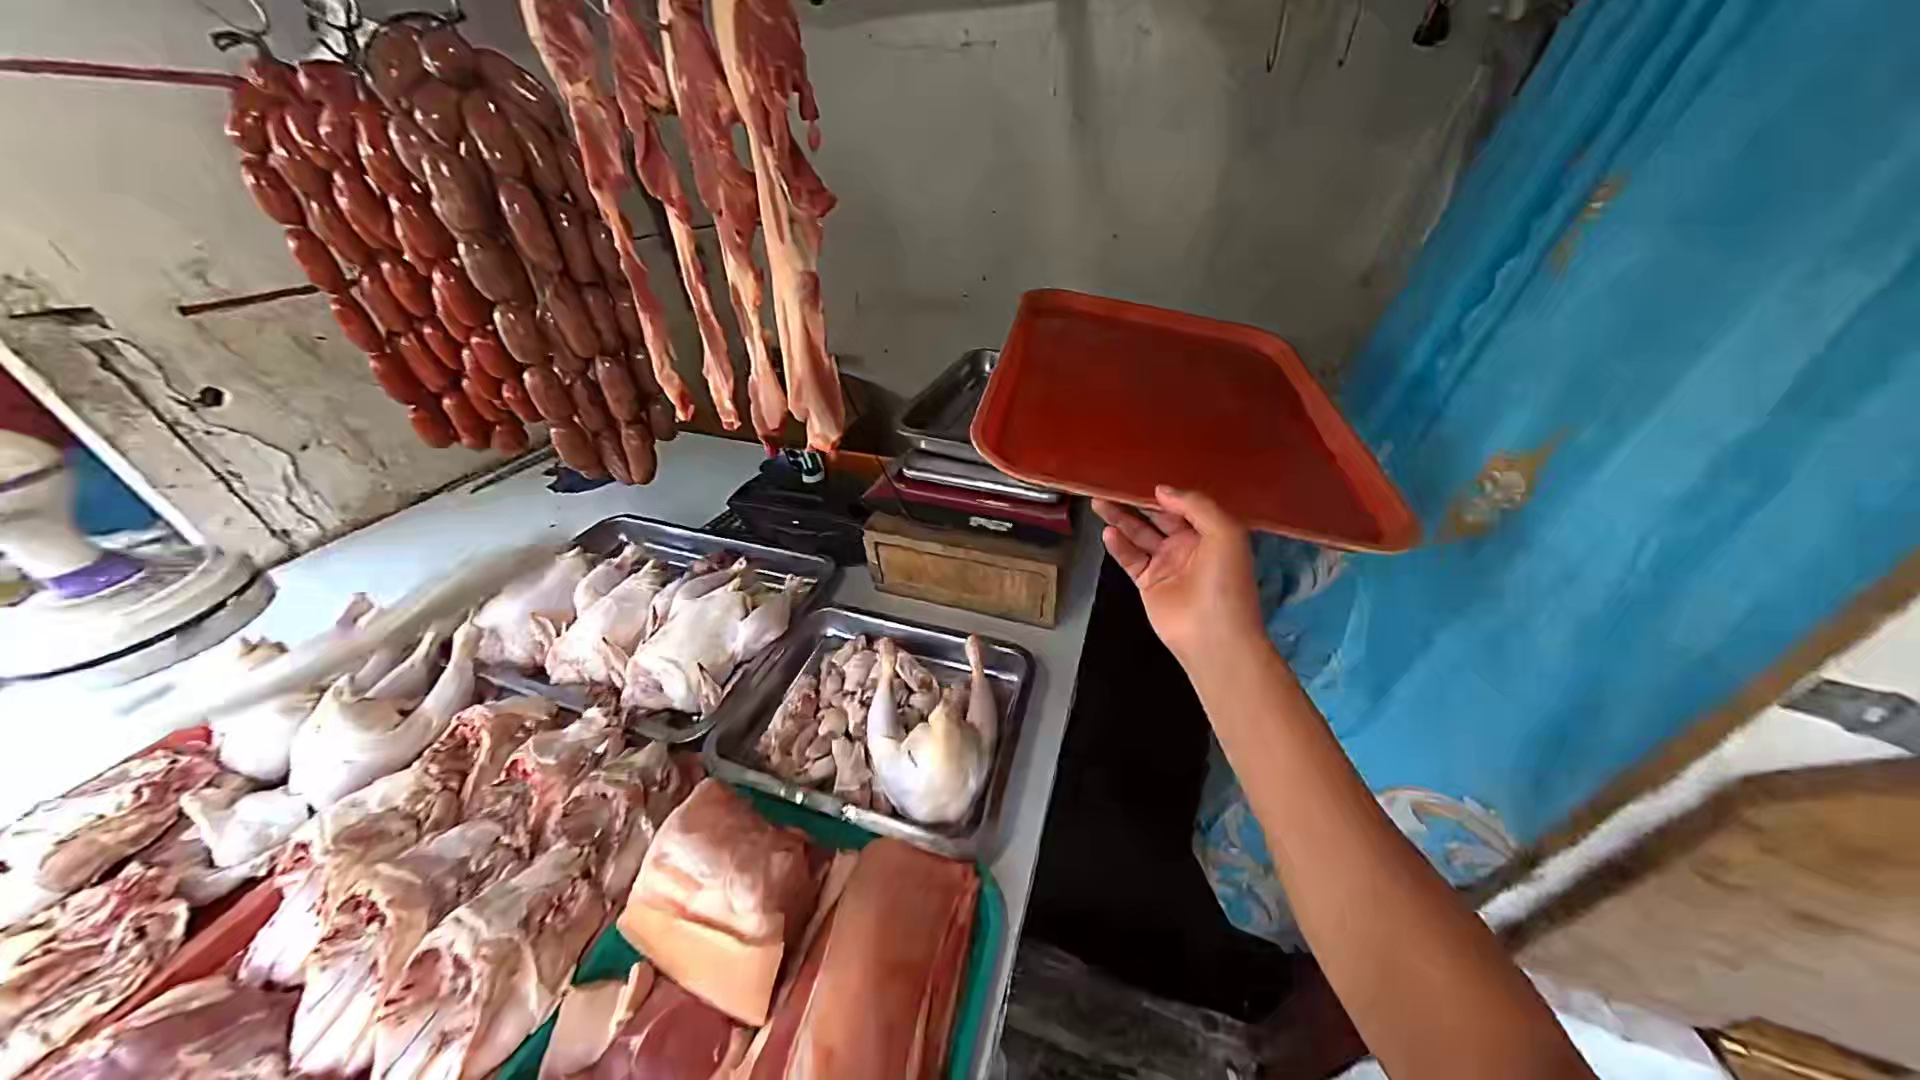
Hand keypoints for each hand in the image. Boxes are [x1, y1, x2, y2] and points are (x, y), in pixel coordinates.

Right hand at [1092, 486, 1263, 667]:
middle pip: (1156, 518)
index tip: (1142, 478)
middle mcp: (1187, 546)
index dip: (1164, 493)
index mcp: (1210, 533)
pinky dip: (1118, 545)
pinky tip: (1108, 533)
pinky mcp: (1147, 583)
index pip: (1183, 506)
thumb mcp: (1226, 533)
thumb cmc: (1226, 582)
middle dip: (1135, 503)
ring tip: (1099, 503)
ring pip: (1138, 535)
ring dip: (1120, 519)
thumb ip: (1196, 505)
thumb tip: (1162, 490)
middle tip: (1111, 486)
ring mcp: (1165, 564)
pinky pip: (1129, 558)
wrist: (1214, 635)